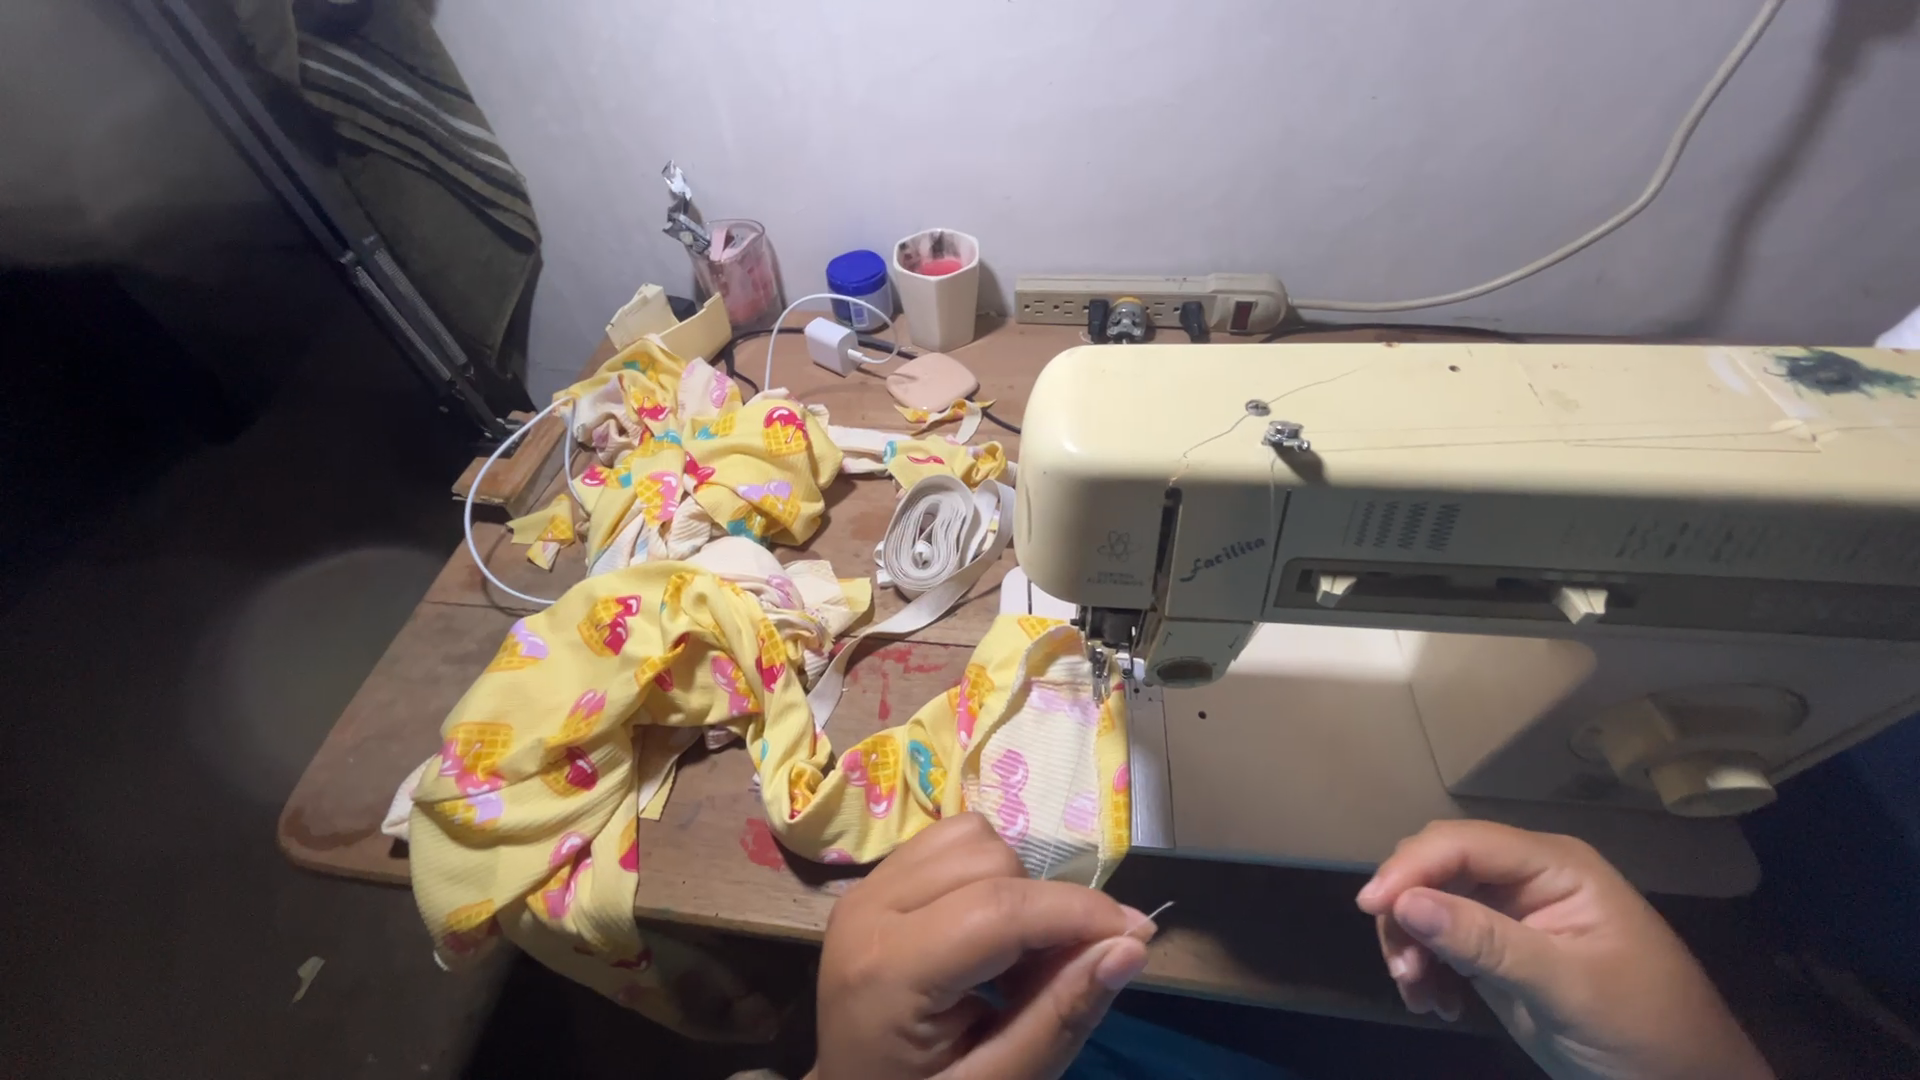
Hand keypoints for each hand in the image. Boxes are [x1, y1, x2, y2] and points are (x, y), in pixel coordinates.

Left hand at [810, 813, 1152, 1079]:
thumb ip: (1061, 1014)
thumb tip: (1131, 945)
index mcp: (887, 970)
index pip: (997, 911)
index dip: (1076, 912)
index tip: (1138, 932)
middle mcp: (869, 906)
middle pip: (989, 861)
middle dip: (1040, 910)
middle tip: (1046, 976)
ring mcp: (866, 885)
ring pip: (972, 836)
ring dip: (1014, 886)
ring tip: (1008, 956)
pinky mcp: (874, 876)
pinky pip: (950, 838)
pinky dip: (986, 871)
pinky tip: (981, 928)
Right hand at [1358, 820, 1770, 1079]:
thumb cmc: (1650, 1038)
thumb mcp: (1570, 991)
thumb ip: (1486, 942)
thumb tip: (1403, 902)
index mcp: (1553, 866)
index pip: (1460, 843)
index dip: (1410, 866)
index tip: (1371, 906)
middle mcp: (1524, 876)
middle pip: (1435, 866)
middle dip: (1407, 910)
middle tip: (1402, 966)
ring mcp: (1508, 910)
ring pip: (1426, 901)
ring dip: (1410, 942)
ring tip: (1417, 992)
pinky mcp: (1496, 945)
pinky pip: (1437, 936)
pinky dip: (1423, 964)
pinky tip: (1433, 1001)